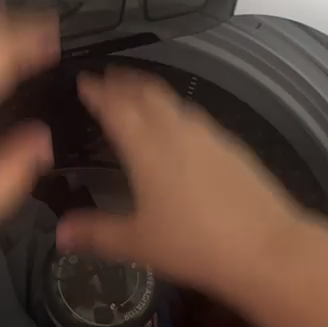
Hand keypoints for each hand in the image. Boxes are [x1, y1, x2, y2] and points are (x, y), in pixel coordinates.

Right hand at [57, 69, 309, 297]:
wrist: (266, 248)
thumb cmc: (195, 244)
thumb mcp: (138, 244)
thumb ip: (97, 234)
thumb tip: (61, 233)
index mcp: (147, 148)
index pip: (116, 107)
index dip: (98, 91)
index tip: (85, 80)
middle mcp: (177, 132)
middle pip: (147, 93)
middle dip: (124, 81)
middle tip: (108, 78)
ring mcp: (209, 137)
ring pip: (174, 102)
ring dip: (151, 93)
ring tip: (137, 96)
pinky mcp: (232, 148)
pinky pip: (196, 118)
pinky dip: (176, 113)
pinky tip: (179, 130)